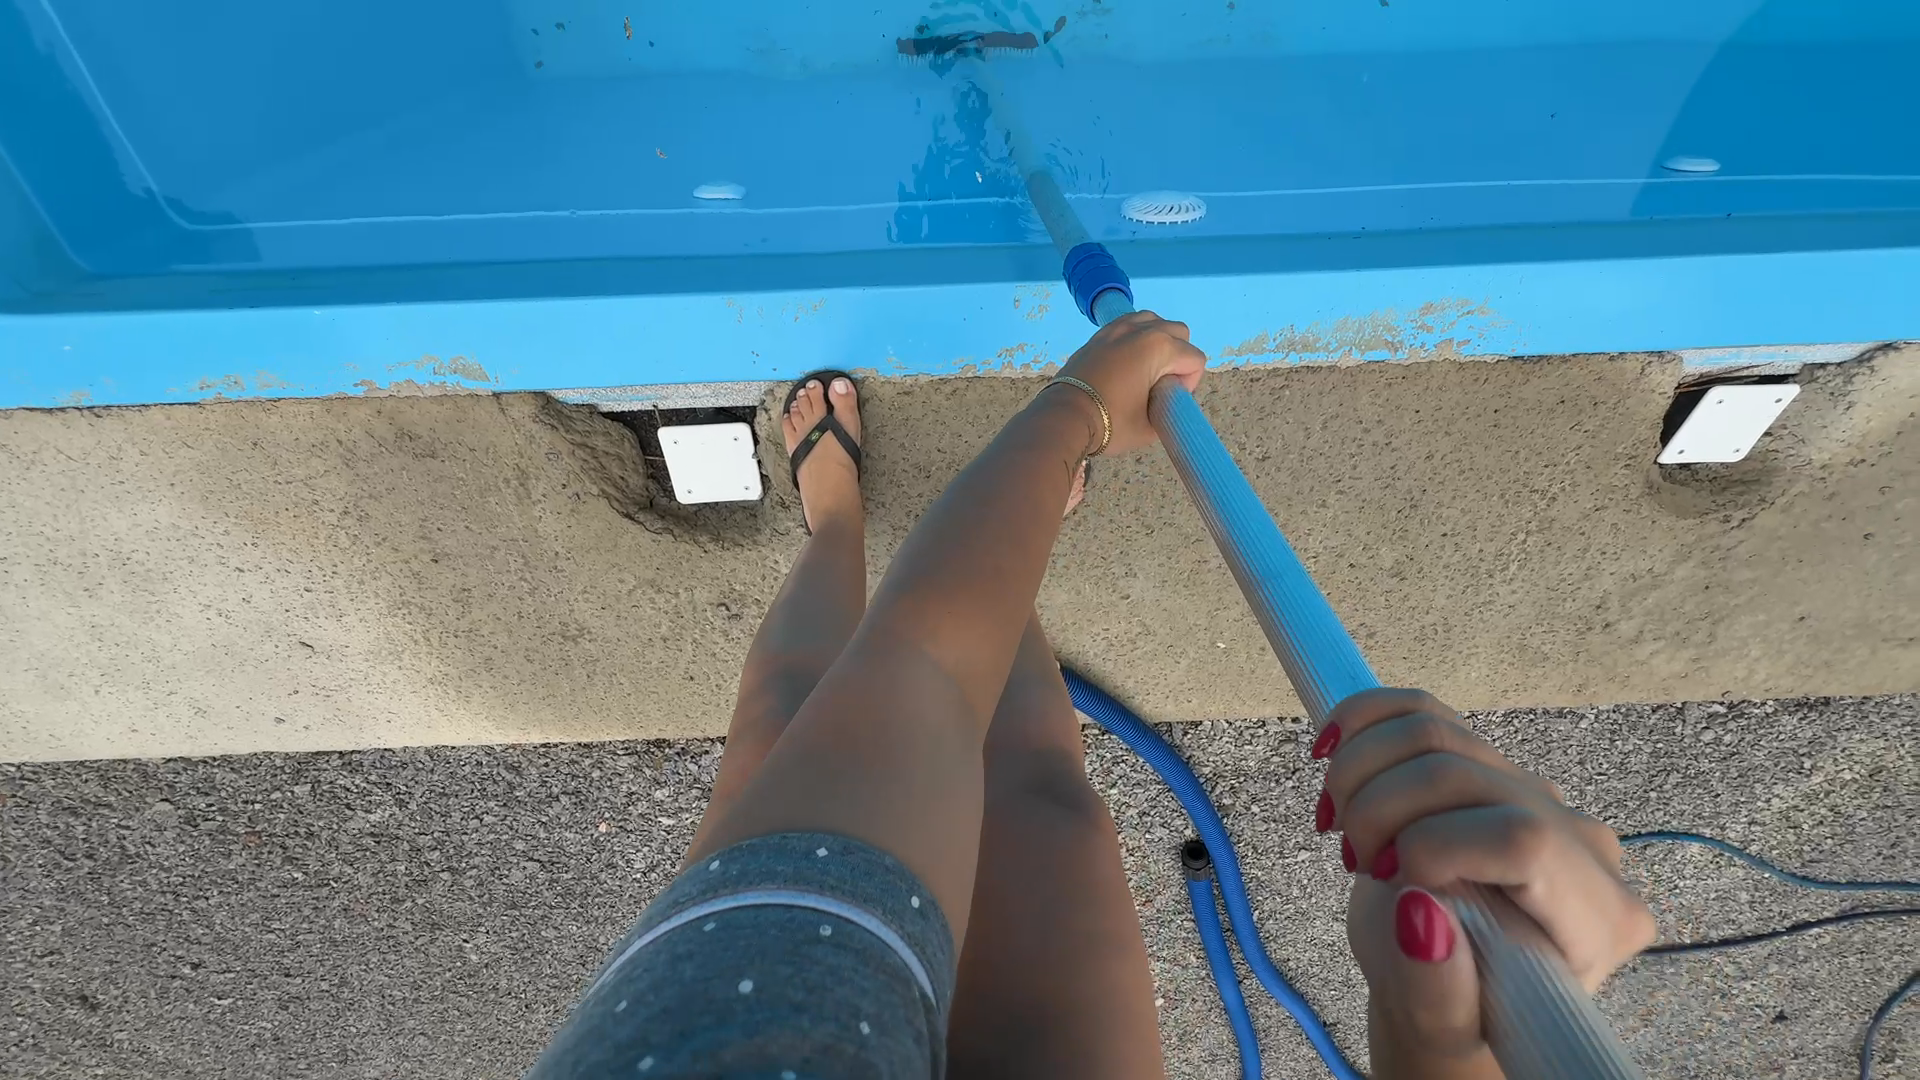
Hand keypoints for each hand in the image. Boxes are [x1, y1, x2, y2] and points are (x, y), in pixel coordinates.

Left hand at [1054, 312, 1206, 456]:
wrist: (1064, 418)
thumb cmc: (1110, 424)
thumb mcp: (1150, 427)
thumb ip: (1170, 409)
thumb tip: (1165, 397)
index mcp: (1160, 346)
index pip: (1195, 359)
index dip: (1188, 384)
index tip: (1167, 401)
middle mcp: (1141, 328)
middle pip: (1179, 333)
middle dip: (1177, 358)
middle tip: (1159, 386)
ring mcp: (1117, 327)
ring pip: (1153, 322)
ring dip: (1157, 343)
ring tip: (1144, 371)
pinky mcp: (1099, 334)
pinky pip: (1128, 325)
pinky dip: (1134, 339)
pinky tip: (1126, 363)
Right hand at [1313, 689, 1655, 1075]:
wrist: (1443, 976)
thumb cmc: (1450, 1008)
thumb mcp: (1439, 1023)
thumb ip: (1437, 984)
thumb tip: (1420, 912)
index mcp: (1595, 915)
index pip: (1522, 838)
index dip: (1435, 845)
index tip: (1390, 881)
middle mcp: (1577, 838)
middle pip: (1459, 772)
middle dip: (1376, 808)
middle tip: (1350, 857)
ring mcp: (1527, 789)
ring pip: (1427, 728)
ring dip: (1354, 769)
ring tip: (1339, 822)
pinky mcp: (1476, 759)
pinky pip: (1413, 707)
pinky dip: (1355, 720)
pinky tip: (1327, 754)